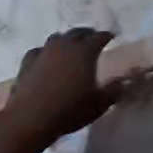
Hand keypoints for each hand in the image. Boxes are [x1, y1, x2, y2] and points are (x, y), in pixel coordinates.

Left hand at [0, 28, 122, 146]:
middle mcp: (65, 46)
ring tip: (71, 48)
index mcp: (85, 51)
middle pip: (78, 32)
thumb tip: (125, 83)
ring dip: (66, 40)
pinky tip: (46, 59)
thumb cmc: (69, 110)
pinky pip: (39, 51)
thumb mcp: (99, 104)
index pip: (99, 37)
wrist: (30, 120)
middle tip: (93, 40)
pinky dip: (46, 52)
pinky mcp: (27, 62)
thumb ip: (115, 91)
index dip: (107, 36)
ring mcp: (44, 52)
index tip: (112, 37)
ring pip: (57, 38)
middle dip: (87, 34)